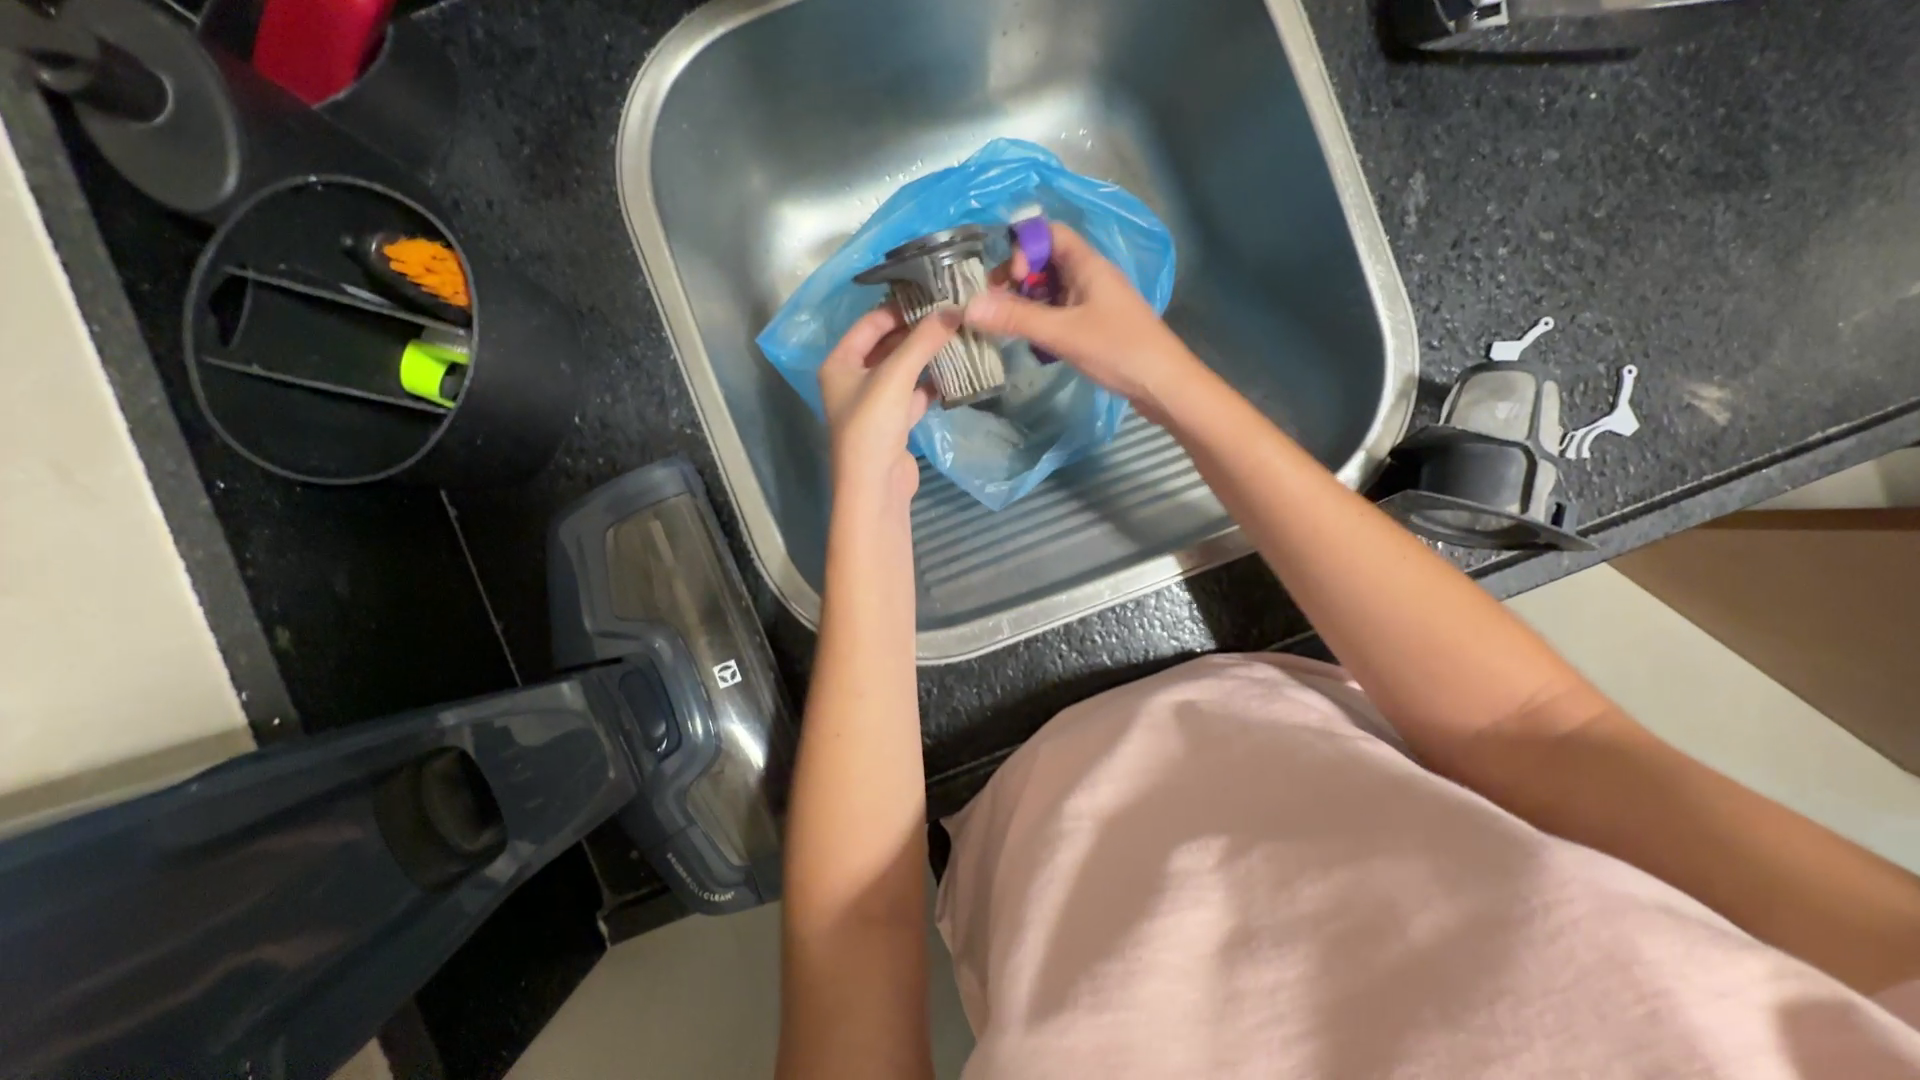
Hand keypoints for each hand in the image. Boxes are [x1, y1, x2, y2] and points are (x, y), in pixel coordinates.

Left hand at [818, 304, 955, 507]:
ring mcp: (873, 403)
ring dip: (927, 357)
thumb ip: (923, 341)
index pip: (870, 323)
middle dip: (917, 332)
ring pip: (903, 370)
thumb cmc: (873, 425)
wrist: (875, 486)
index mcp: (839, 363)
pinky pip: (913, 394)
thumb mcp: (896, 376)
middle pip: (887, 345)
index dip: (899, 308)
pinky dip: (931, 384)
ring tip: (958, 338)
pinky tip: (955, 373)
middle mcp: (852, 379)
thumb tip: (954, 310)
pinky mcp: (893, 423)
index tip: (933, 296)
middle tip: (951, 315)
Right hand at [964, 223, 1203, 421]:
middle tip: (998, 306)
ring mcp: (1095, 302)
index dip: (1024, 248)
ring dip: (1028, 304)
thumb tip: (969, 306)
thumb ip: (1017, 319)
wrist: (1164, 385)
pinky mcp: (1096, 326)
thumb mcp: (1063, 334)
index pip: (1049, 233)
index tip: (1011, 279)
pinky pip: (1061, 312)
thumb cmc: (1119, 350)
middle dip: (1019, 279)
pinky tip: (1035, 343)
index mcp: (1088, 265)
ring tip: (1011, 327)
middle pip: (1046, 262)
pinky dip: (1043, 322)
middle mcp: (1091, 276)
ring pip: (1051, 290)